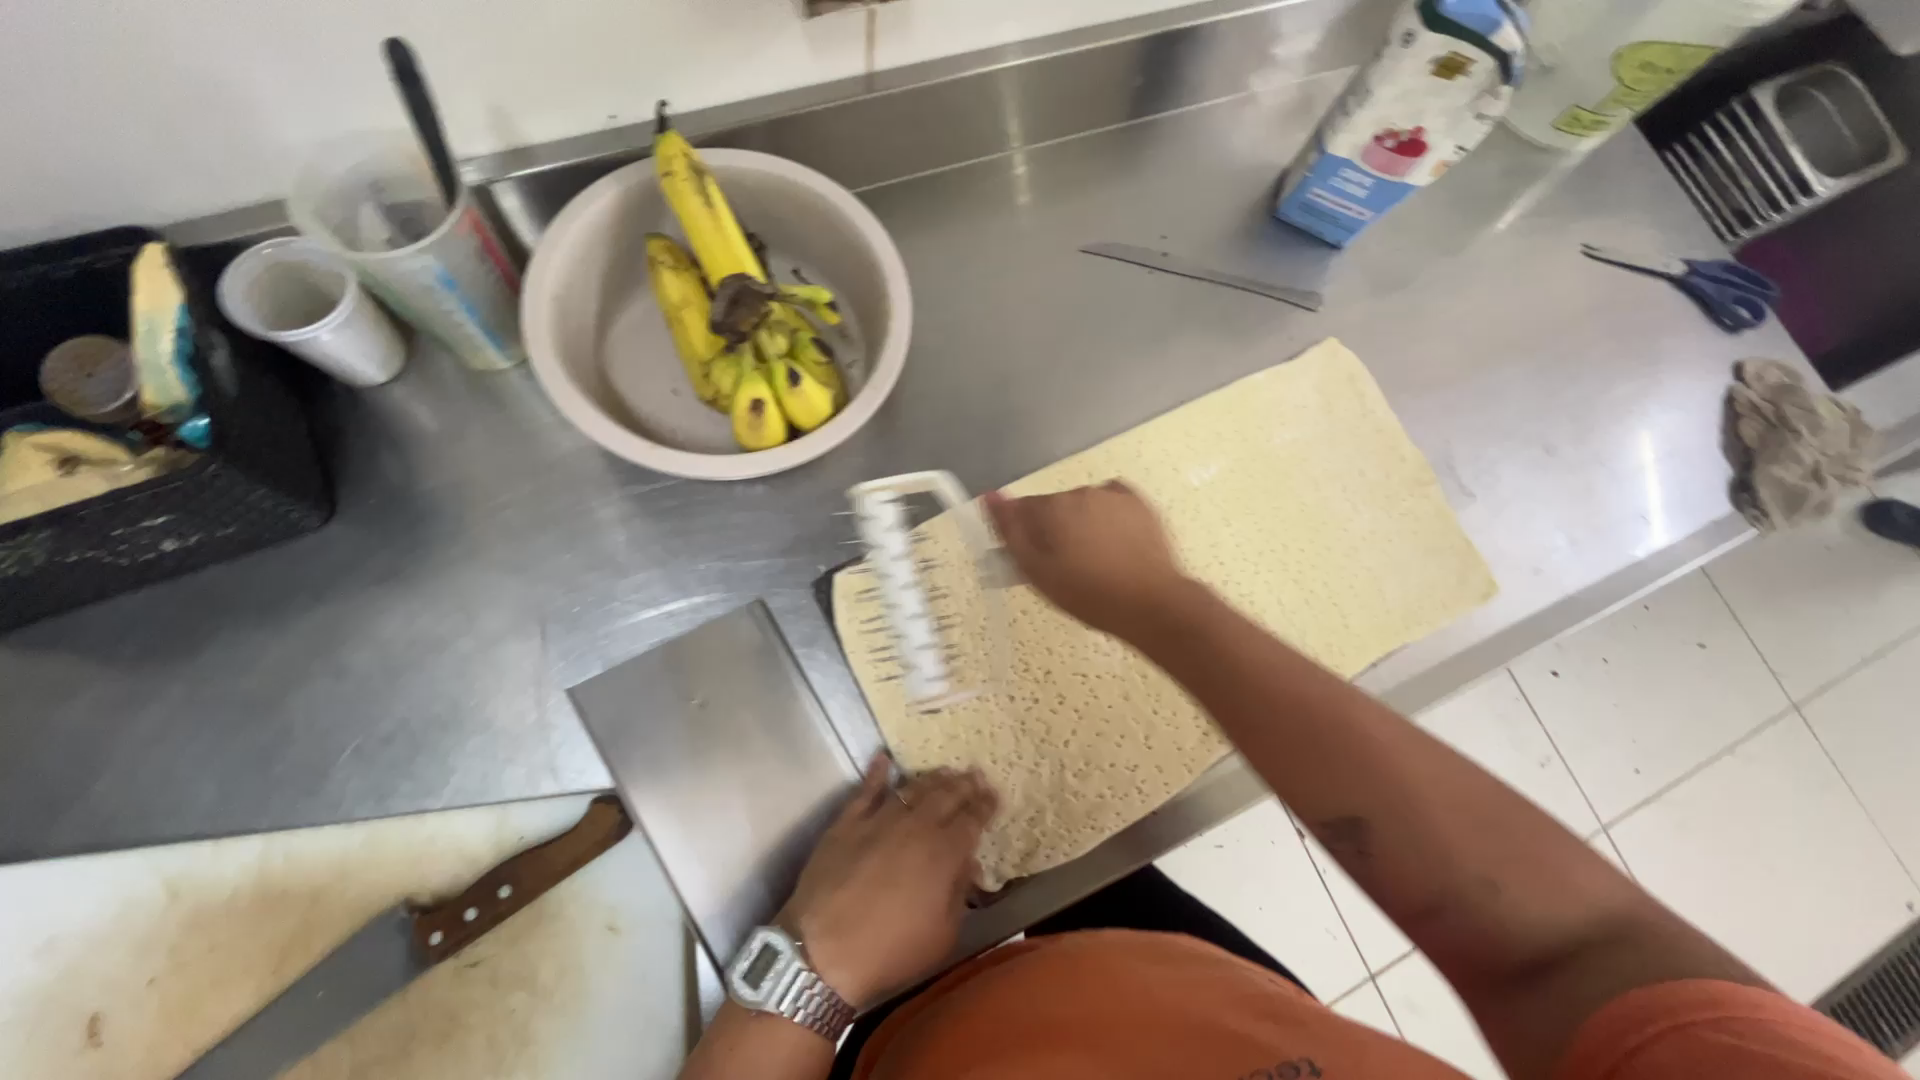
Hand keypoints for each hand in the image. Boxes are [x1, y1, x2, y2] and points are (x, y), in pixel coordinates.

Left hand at [779, 755, 997, 1009]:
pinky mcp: (847, 822)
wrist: (822, 951)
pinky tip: (884, 759)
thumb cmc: (890, 951)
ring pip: (912, 788)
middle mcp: (916, 827)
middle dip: (964, 784)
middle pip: (946, 796)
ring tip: (944, 771)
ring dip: (932, 777)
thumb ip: (959, 893)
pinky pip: (865, 789)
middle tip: (975, 775)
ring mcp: (879, 820)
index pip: (972, 820)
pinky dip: (876, 772)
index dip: (985, 806)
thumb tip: (968, 864)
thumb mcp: (943, 934)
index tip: (994, 794)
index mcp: (945, 853)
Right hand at [985, 481, 1191, 639]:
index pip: (1021, 510)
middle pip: (1052, 508)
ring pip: (1082, 506)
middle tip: (1063, 569)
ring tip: (1093, 562)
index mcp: (1052, 507)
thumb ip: (1010, 532)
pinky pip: (1111, 503)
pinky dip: (1106, 517)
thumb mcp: (1037, 572)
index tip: (1032, 561)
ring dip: (1079, 525)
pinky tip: (1112, 543)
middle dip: (1052, 531)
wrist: (1151, 604)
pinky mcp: (1139, 504)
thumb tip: (988, 496)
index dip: (1023, 536)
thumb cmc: (1088, 595)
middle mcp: (1081, 492)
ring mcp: (1113, 495)